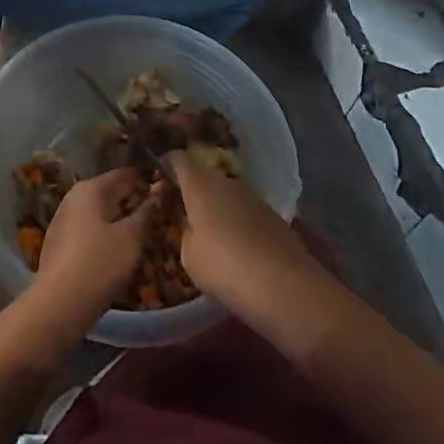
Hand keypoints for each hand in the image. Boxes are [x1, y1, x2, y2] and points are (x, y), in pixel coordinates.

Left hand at [33, 168, 156, 318]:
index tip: (168, 190)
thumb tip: (161, 190)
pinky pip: (89, 227)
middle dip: (134, 201)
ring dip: (120, 218)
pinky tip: (117, 249)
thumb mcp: (132, 238)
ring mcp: (63, 218)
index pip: (126, 174)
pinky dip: (105, 232)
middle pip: (111, 191)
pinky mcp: (59, 241)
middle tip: (159, 215)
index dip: (148, 180)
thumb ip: (148, 211)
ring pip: (100, 211)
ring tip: (142, 233)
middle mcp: (74, 196)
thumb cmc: (100, 264)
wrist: (59, 304)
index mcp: (91, 188)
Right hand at [162, 148, 316, 314]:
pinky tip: (237, 243)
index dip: (168, 163)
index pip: (179, 159)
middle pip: (205, 176)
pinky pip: (245, 209)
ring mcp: (252, 195)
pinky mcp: (272, 213)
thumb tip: (193, 224)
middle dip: (194, 188)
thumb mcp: (189, 255)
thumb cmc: (223, 266)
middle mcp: (225, 181)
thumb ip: (186, 232)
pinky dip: (237, 219)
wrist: (283, 283)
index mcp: (199, 185)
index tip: (160, 172)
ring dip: (217, 205)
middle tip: (184, 209)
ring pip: (227, 193)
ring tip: (211, 230)